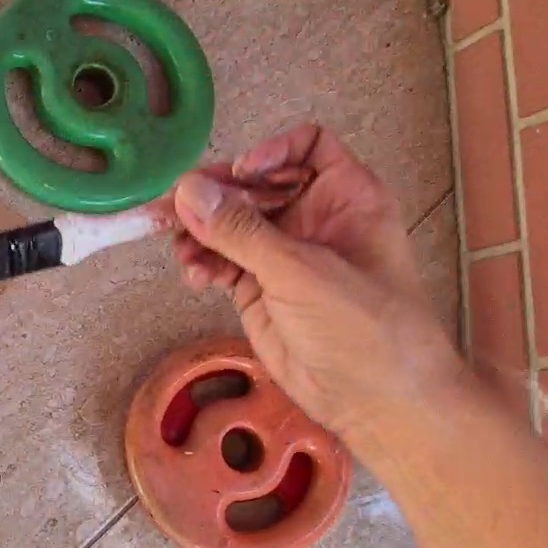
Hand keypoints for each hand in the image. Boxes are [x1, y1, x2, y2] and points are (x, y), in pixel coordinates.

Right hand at [170, 125, 466, 443]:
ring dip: (199, 232)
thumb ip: (240, 230)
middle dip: (214, 196)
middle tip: (174, 211)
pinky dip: (201, 262)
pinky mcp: (256, 286)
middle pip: (253, 184)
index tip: (238, 177)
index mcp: (345, 197)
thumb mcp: (300, 270)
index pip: (308, 147)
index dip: (271, 152)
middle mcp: (311, 218)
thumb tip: (186, 189)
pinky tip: (195, 277)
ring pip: (228, 223)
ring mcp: (281, 254)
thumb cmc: (361, 326)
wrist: (373, 401)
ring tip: (182, 252)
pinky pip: (219, 259)